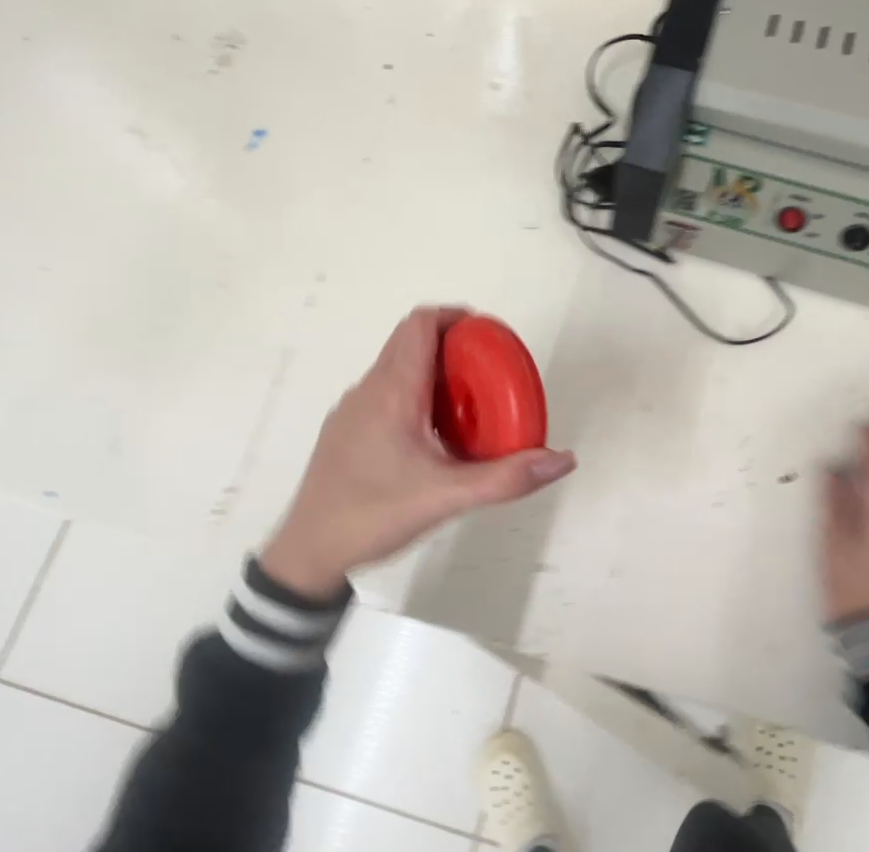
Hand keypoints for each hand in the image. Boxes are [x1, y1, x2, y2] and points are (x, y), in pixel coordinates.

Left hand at [260, 307, 577, 599]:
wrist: (307, 551)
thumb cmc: (372, 515)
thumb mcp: (445, 497)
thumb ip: (505, 478)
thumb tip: (560, 459)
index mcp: (392, 391)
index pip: (421, 324)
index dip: (456, 317)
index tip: (490, 335)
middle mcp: (369, 389)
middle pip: (412, 342)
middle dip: (455, 347)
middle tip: (492, 375)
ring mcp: (353, 409)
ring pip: (399, 369)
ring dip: (436, 374)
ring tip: (472, 406)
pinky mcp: (347, 430)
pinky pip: (387, 394)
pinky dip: (418, 397)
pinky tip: (436, 438)